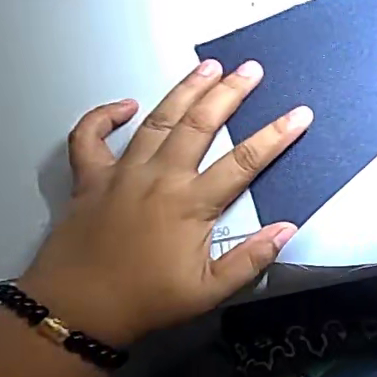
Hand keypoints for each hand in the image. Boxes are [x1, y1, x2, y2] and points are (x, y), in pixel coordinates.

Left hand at [18, 59, 309, 345]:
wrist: (76, 310)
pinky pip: (90, 138)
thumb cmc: (148, 301)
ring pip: (156, 121)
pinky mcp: (89, 180)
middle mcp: (159, 178)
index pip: (244, 161)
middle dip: (229, 93)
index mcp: (191, 204)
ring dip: (184, 91)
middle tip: (250, 69)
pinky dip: (103, 116)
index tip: (300, 114)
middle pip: (200, 125)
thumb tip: (287, 228)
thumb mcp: (210, 290)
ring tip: (207, 66)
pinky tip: (124, 104)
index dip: (276, 135)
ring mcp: (121, 174)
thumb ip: (251, 258)